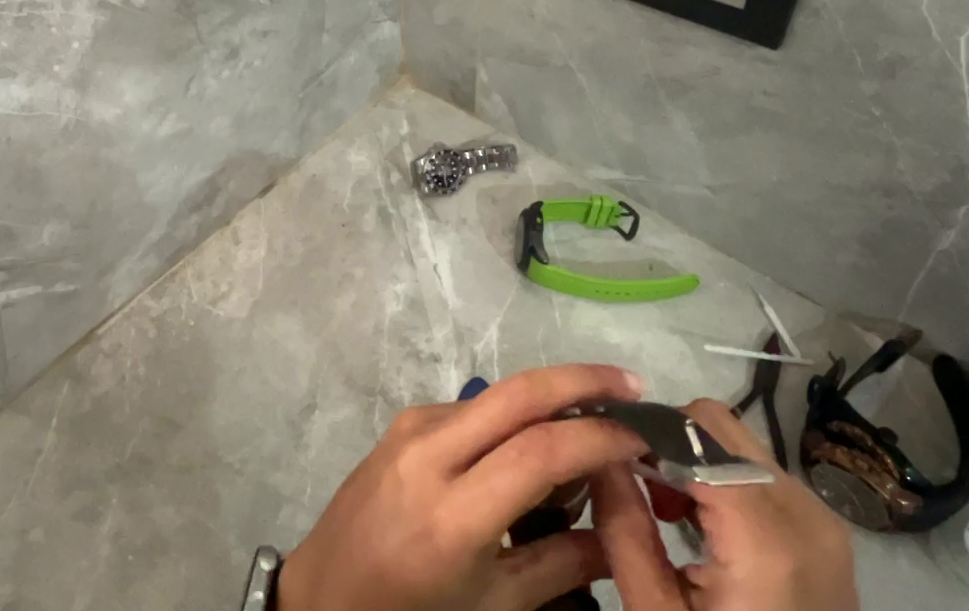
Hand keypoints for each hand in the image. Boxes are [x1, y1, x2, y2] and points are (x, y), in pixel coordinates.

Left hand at [279, 364, 648, 610]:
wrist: (324, 592)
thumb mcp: (492, 605)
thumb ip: (562, 564)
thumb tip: (624, 530)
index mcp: (453, 512)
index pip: (540, 451)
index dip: (599, 438)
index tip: (644, 438)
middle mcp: (430, 452)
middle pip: (516, 393)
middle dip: (581, 380)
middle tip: (634, 385)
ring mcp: (412, 428)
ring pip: (496, 395)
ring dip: (550, 396)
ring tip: (597, 422)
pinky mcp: (403, 422)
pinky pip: (472, 410)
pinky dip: (514, 416)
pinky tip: (537, 442)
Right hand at [591, 399, 858, 610]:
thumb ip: (624, 529)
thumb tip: (597, 452)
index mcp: (767, 539)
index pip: (698, 429)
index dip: (645, 430)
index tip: (607, 453)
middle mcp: (806, 512)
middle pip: (717, 425)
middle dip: (667, 443)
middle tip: (641, 492)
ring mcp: (823, 520)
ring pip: (737, 442)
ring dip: (693, 459)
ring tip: (670, 513)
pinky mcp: (827, 531)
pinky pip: (760, 470)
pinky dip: (720, 478)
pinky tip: (704, 525)